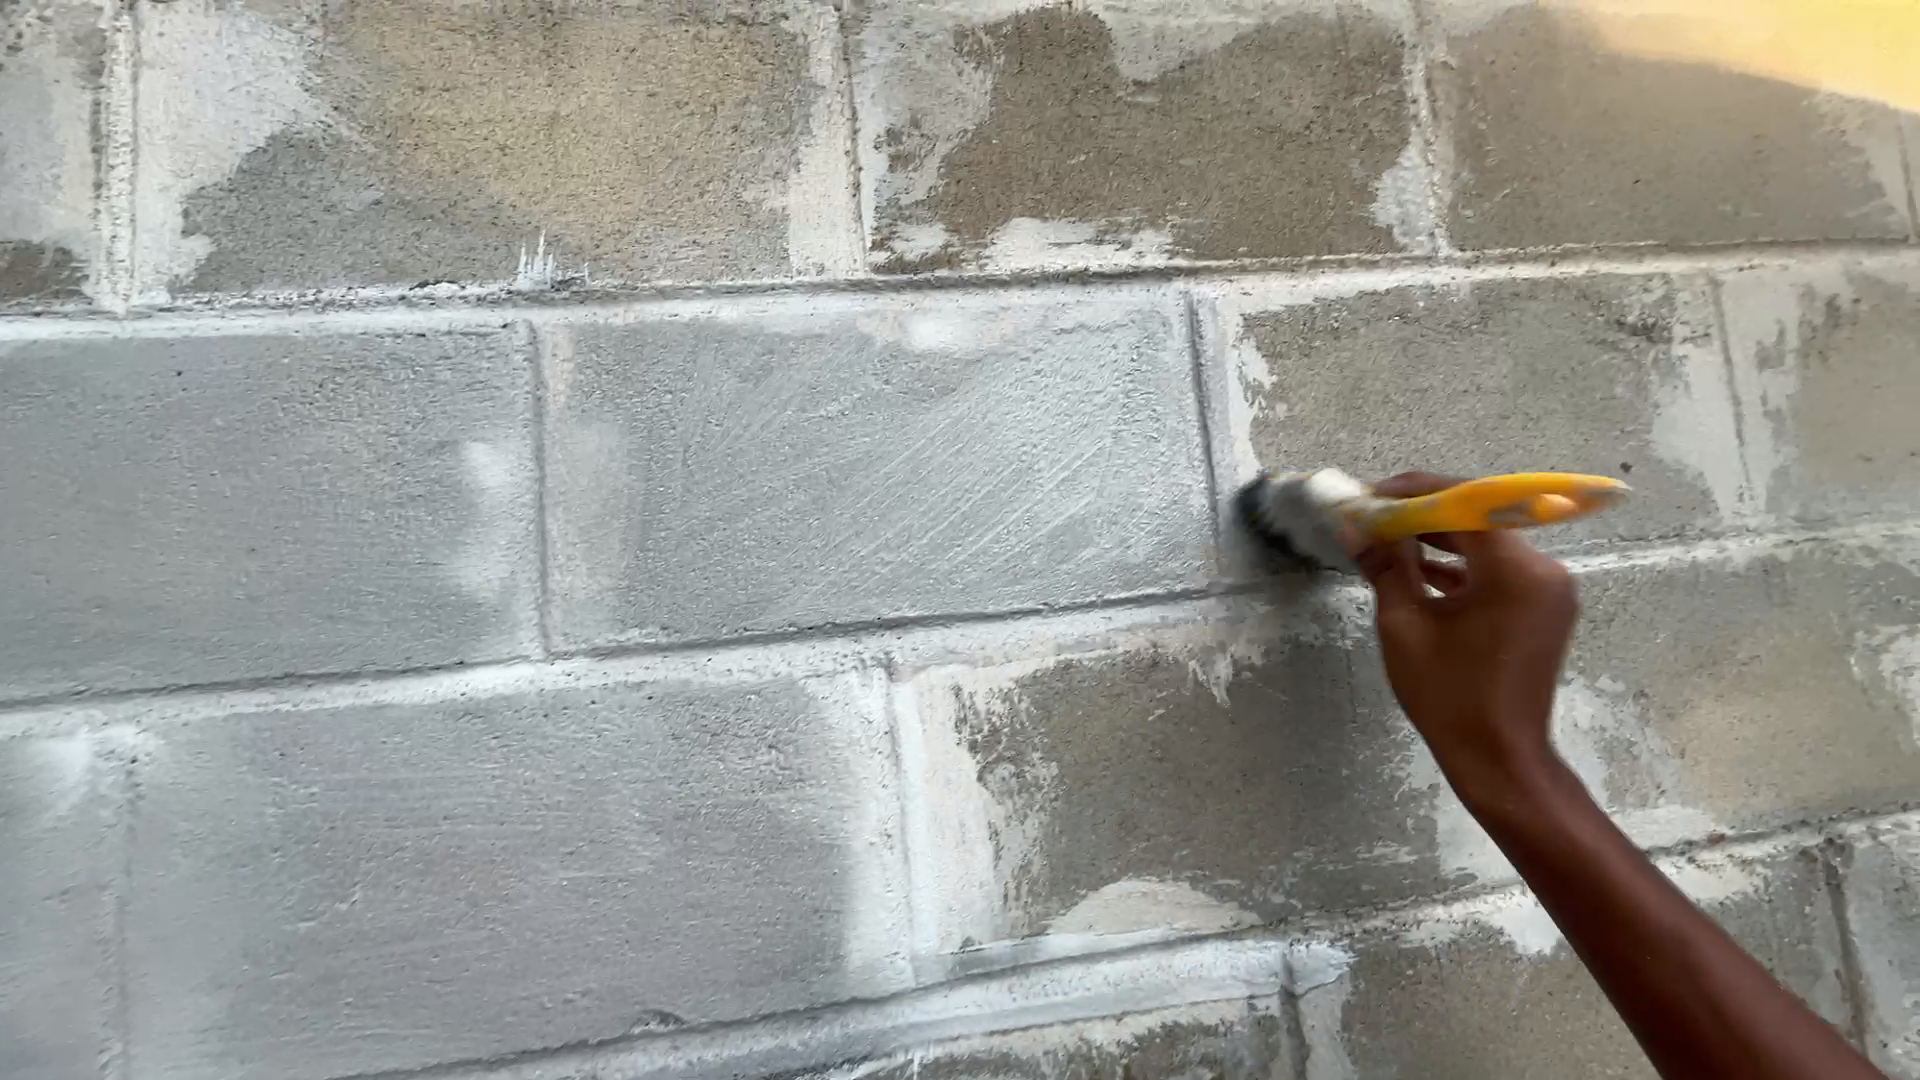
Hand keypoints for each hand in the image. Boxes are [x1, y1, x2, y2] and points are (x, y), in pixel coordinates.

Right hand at [1353, 473, 1580, 801]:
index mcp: (1515, 571)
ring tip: (1384, 536)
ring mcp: (1547, 590)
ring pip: (1486, 542)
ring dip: (1437, 536)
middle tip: (1371, 514)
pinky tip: (1414, 567)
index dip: (1414, 492)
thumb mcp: (1404, 624)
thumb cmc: (1448, 692)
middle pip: (1478, 519)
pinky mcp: (1540, 608)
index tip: (1370, 495)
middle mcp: (1543, 570)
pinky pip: (1495, 570)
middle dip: (1422, 513)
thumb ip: (1385, 566)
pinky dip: (1456, 564)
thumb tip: (1353, 527)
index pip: (1465, 504)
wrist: (1497, 754)